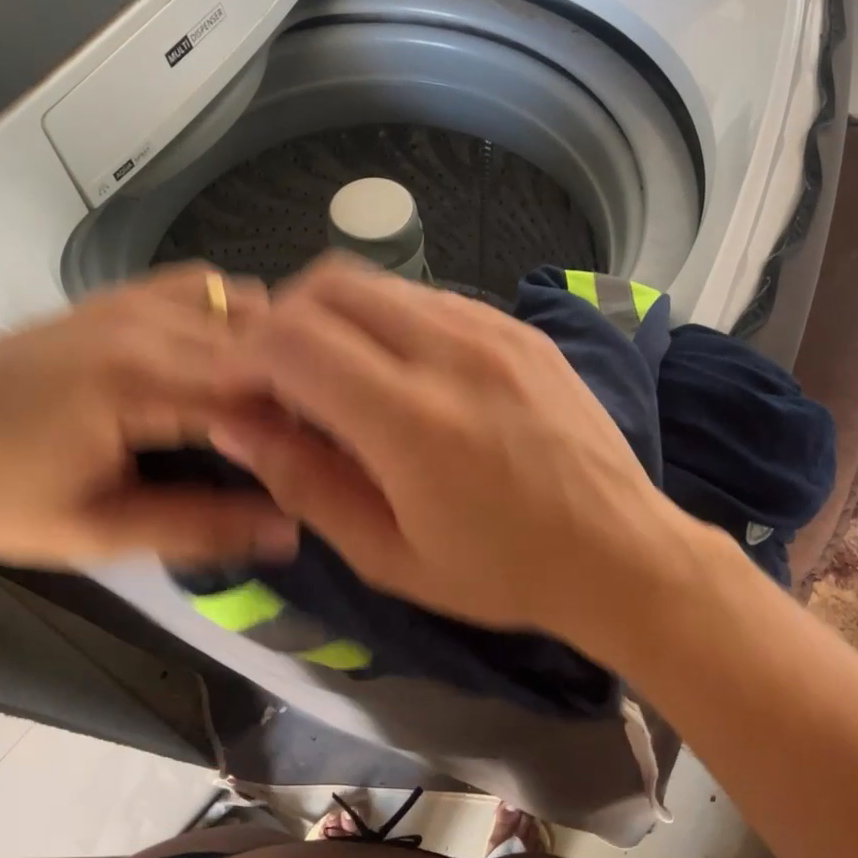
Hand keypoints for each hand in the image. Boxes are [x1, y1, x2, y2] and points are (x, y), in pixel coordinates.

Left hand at [0, 265, 300, 567]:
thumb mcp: (95, 531)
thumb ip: (199, 526)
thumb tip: (290, 530)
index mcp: (141, 382)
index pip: (262, 389)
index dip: (307, 423)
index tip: (329, 458)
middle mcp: (146, 324)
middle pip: (262, 341)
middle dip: (297, 387)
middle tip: (306, 439)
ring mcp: (128, 301)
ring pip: (240, 304)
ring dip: (269, 348)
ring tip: (271, 402)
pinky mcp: (111, 298)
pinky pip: (198, 287)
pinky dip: (229, 316)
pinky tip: (221, 360)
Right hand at [207, 256, 701, 636]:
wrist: (620, 551)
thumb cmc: (502, 573)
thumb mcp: (390, 556)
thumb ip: (306, 483)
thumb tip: (237, 425)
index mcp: (411, 420)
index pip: (293, 340)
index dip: (245, 356)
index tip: (238, 393)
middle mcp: (452, 352)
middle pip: (331, 285)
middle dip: (283, 320)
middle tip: (280, 378)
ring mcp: (496, 330)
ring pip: (383, 284)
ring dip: (339, 316)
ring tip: (340, 376)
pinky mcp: (524, 328)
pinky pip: (435, 298)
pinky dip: (394, 320)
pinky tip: (404, 372)